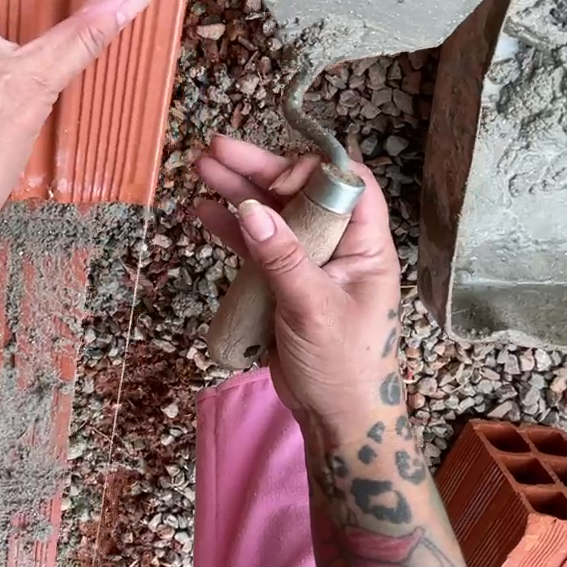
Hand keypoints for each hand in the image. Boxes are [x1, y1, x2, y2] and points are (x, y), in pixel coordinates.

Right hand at [195, 135, 401, 431]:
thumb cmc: (343, 364)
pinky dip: (229, 226)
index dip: (310, 170)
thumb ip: (283, 259)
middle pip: (298, 192)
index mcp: (364, 245)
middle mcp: (335, 244)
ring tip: (201, 167)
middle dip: (259, 168)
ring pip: (270, 213)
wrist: (335, 417)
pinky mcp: (279, 279)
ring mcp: (305, 261)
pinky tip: (203, 210)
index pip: (347, 186)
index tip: (274, 176)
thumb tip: (251, 210)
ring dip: (237, 190)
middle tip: (215, 149)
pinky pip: (253, 244)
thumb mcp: (314, 309)